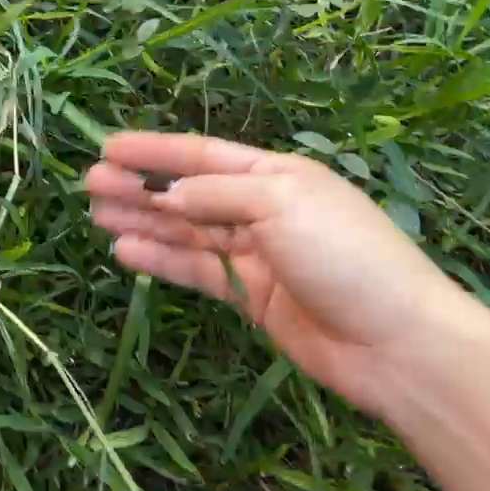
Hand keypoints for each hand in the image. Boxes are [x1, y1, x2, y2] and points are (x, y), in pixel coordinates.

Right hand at [86, 132, 488, 416]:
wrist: (398, 344)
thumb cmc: (344, 255)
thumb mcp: (281, 204)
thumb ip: (217, 195)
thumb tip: (167, 194)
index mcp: (274, 175)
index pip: (201, 155)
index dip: (154, 150)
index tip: (108, 146)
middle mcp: (260, 208)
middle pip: (187, 192)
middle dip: (139, 185)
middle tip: (91, 183)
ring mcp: (254, 253)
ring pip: (185, 231)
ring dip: (143, 221)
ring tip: (97, 214)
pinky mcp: (250, 295)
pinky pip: (196, 269)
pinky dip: (161, 260)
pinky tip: (127, 252)